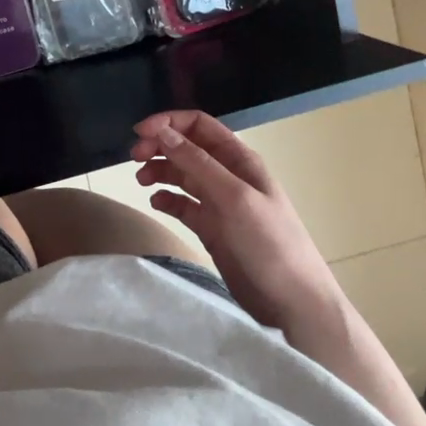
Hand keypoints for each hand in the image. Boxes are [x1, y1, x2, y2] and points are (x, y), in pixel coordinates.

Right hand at [130, 111, 345, 334]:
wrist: (292, 303)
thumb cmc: (269, 244)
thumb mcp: (234, 198)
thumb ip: (197, 163)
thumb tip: (161, 132)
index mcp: (240, 160)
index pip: (199, 125)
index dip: (168, 122)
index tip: (139, 133)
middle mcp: (228, 175)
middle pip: (186, 147)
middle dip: (158, 146)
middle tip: (134, 159)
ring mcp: (219, 202)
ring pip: (180, 174)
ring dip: (159, 171)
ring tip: (141, 182)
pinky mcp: (210, 227)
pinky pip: (182, 203)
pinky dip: (166, 199)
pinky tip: (157, 204)